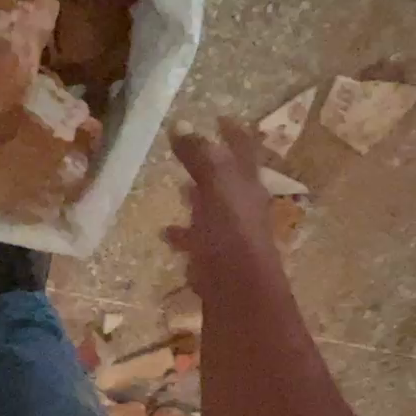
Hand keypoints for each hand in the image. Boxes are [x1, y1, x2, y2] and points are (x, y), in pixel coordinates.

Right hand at [166, 118, 280, 298]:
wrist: (240, 299)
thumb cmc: (231, 238)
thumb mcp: (216, 189)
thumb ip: (200, 158)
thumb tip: (180, 125)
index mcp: (247, 188)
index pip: (243, 151)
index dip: (233, 133)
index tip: (218, 117)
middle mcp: (243, 212)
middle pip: (229, 183)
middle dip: (211, 167)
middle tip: (190, 154)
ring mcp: (231, 241)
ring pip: (213, 213)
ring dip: (197, 201)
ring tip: (177, 193)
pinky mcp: (216, 266)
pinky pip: (199, 244)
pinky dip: (185, 236)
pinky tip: (168, 236)